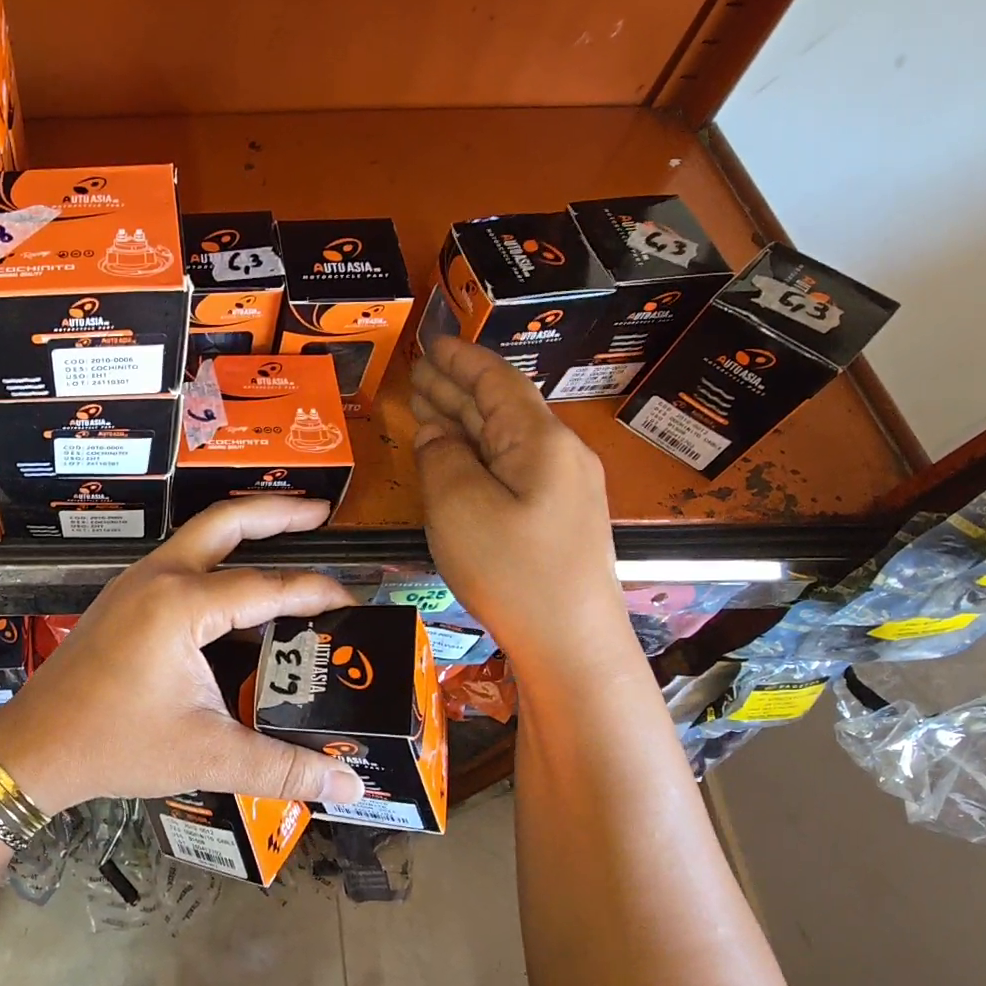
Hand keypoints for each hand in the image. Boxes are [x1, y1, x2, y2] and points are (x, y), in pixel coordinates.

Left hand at [0, 497, 367, 814]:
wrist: (35, 746)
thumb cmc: (114, 744)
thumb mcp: (206, 755)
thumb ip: (283, 766)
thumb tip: (349, 784)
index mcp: (180, 605)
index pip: (267, 587)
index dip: (317, 594)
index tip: (356, 604)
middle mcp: (156, 578)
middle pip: (224, 523)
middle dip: (277, 512)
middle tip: (323, 511)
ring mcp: (133, 584)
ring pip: (196, 537)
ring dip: (242, 530)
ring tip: (287, 534)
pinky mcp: (121, 599)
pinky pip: (178, 561)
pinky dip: (214, 558)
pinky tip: (234, 588)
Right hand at [410, 336, 628, 671]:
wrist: (570, 642)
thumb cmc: (511, 569)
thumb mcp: (458, 506)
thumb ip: (441, 458)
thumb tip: (435, 433)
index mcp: (541, 441)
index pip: (497, 382)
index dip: (461, 360)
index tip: (430, 343)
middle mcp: (558, 454)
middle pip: (502, 407)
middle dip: (457, 388)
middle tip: (415, 374)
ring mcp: (561, 488)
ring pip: (504, 438)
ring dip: (463, 420)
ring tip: (425, 405)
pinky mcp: (555, 517)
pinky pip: (509, 467)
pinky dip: (475, 452)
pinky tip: (454, 456)